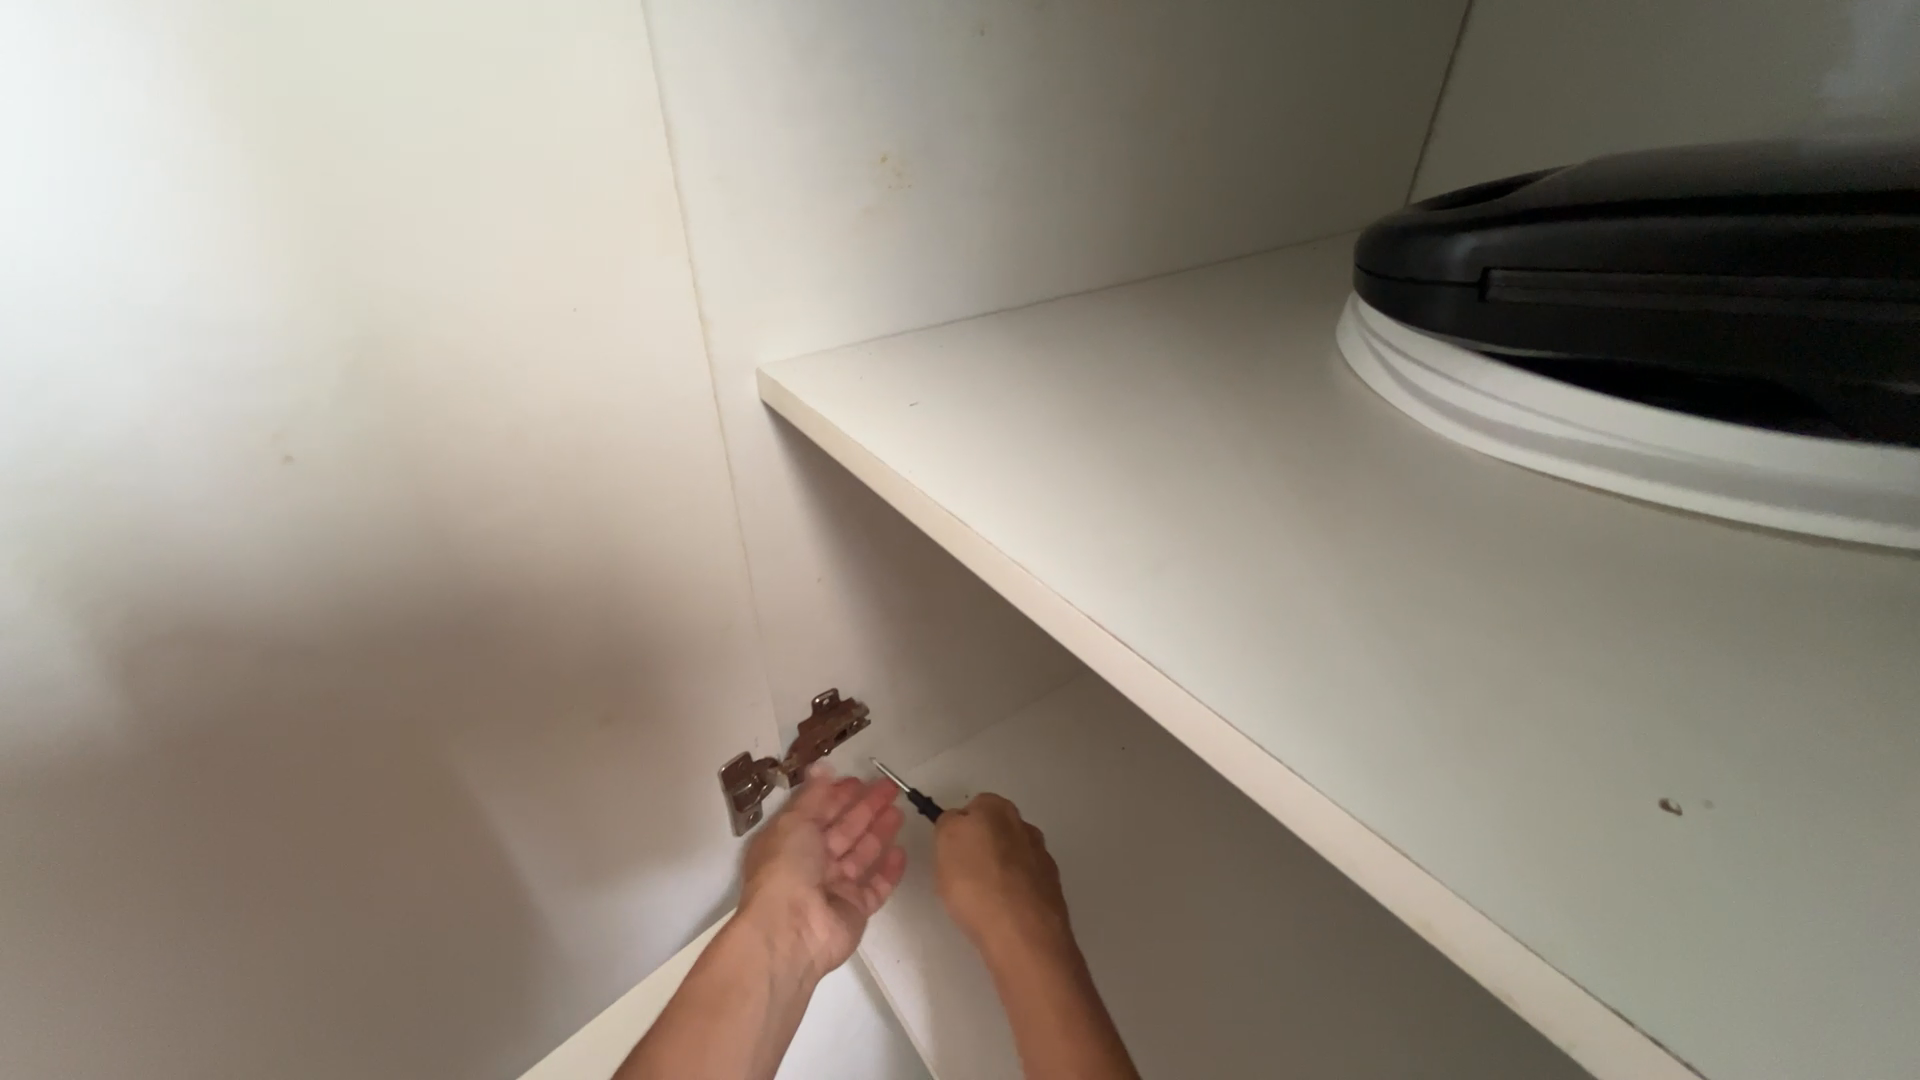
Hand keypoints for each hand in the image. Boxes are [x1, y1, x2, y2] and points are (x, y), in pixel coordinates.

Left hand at [737, 765, 907, 984]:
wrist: (790, 931)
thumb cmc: (787, 868)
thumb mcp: (794, 821)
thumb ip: (813, 795)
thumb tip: (822, 767)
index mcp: (791, 841)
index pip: (818, 812)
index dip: (838, 795)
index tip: (859, 780)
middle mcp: (811, 864)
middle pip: (844, 830)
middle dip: (866, 808)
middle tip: (890, 788)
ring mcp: (834, 889)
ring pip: (861, 855)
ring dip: (879, 832)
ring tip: (899, 811)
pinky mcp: (855, 910)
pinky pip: (875, 886)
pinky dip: (888, 870)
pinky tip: (901, 852)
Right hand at [933, 793, 1072, 958]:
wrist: (1022, 932)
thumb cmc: (975, 883)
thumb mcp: (944, 845)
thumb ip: (949, 825)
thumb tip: (958, 823)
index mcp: (997, 808)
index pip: (972, 808)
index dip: (960, 831)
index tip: (951, 854)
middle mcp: (1024, 825)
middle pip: (996, 832)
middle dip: (983, 848)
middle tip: (965, 876)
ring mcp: (1042, 857)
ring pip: (1013, 857)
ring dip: (1002, 870)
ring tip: (986, 899)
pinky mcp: (1052, 887)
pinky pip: (1026, 883)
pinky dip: (1017, 891)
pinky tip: (1006, 911)